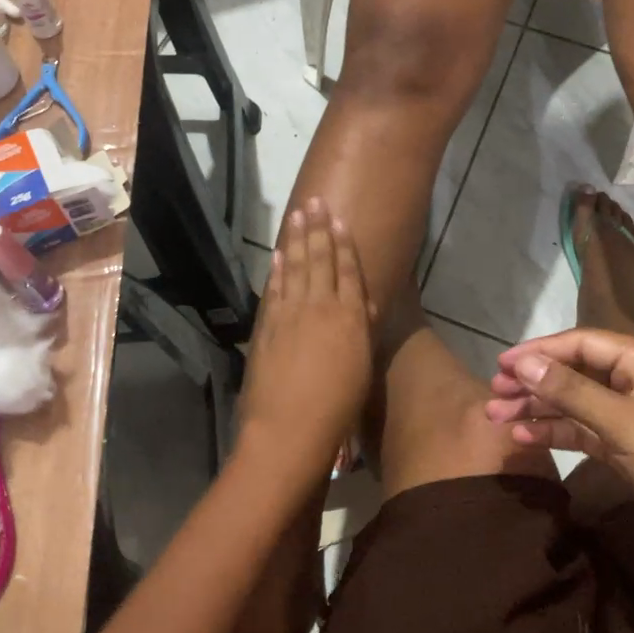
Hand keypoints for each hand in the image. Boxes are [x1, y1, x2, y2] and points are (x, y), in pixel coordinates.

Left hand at [237, 198, 372, 473]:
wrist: (291, 429)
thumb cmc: (338, 407)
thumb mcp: (361, 368)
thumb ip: (363, 331)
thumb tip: (365, 303)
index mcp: (350, 317)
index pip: (348, 271)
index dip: (344, 244)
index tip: (339, 219)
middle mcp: (321, 307)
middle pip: (320, 260)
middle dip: (318, 229)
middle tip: (315, 202)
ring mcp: (291, 314)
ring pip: (297, 267)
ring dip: (297, 239)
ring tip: (298, 215)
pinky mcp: (268, 327)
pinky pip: (276, 288)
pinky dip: (278, 269)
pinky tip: (280, 254)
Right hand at [486, 329, 633, 560]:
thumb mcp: (628, 426)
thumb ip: (573, 392)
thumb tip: (522, 362)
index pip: (583, 343)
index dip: (540, 351)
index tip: (500, 365)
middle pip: (576, 373)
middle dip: (534, 382)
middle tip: (492, 395)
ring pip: (577, 405)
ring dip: (539, 410)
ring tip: (496, 417)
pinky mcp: (632, 453)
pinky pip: (586, 434)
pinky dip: (558, 434)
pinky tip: (526, 437)